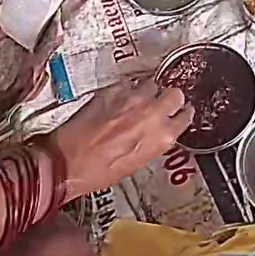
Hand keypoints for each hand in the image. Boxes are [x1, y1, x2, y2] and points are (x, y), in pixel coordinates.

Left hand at [48, 80, 191, 196]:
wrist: (69, 161)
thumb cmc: (100, 171)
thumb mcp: (138, 162)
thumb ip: (153, 140)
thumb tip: (154, 131)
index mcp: (163, 137)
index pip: (185, 116)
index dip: (180, 113)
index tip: (179, 112)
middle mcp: (152, 114)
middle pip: (174, 93)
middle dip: (168, 97)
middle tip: (159, 103)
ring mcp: (133, 99)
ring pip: (151, 84)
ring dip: (146, 91)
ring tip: (135, 101)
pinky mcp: (113, 90)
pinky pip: (127, 84)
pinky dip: (125, 91)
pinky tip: (116, 102)